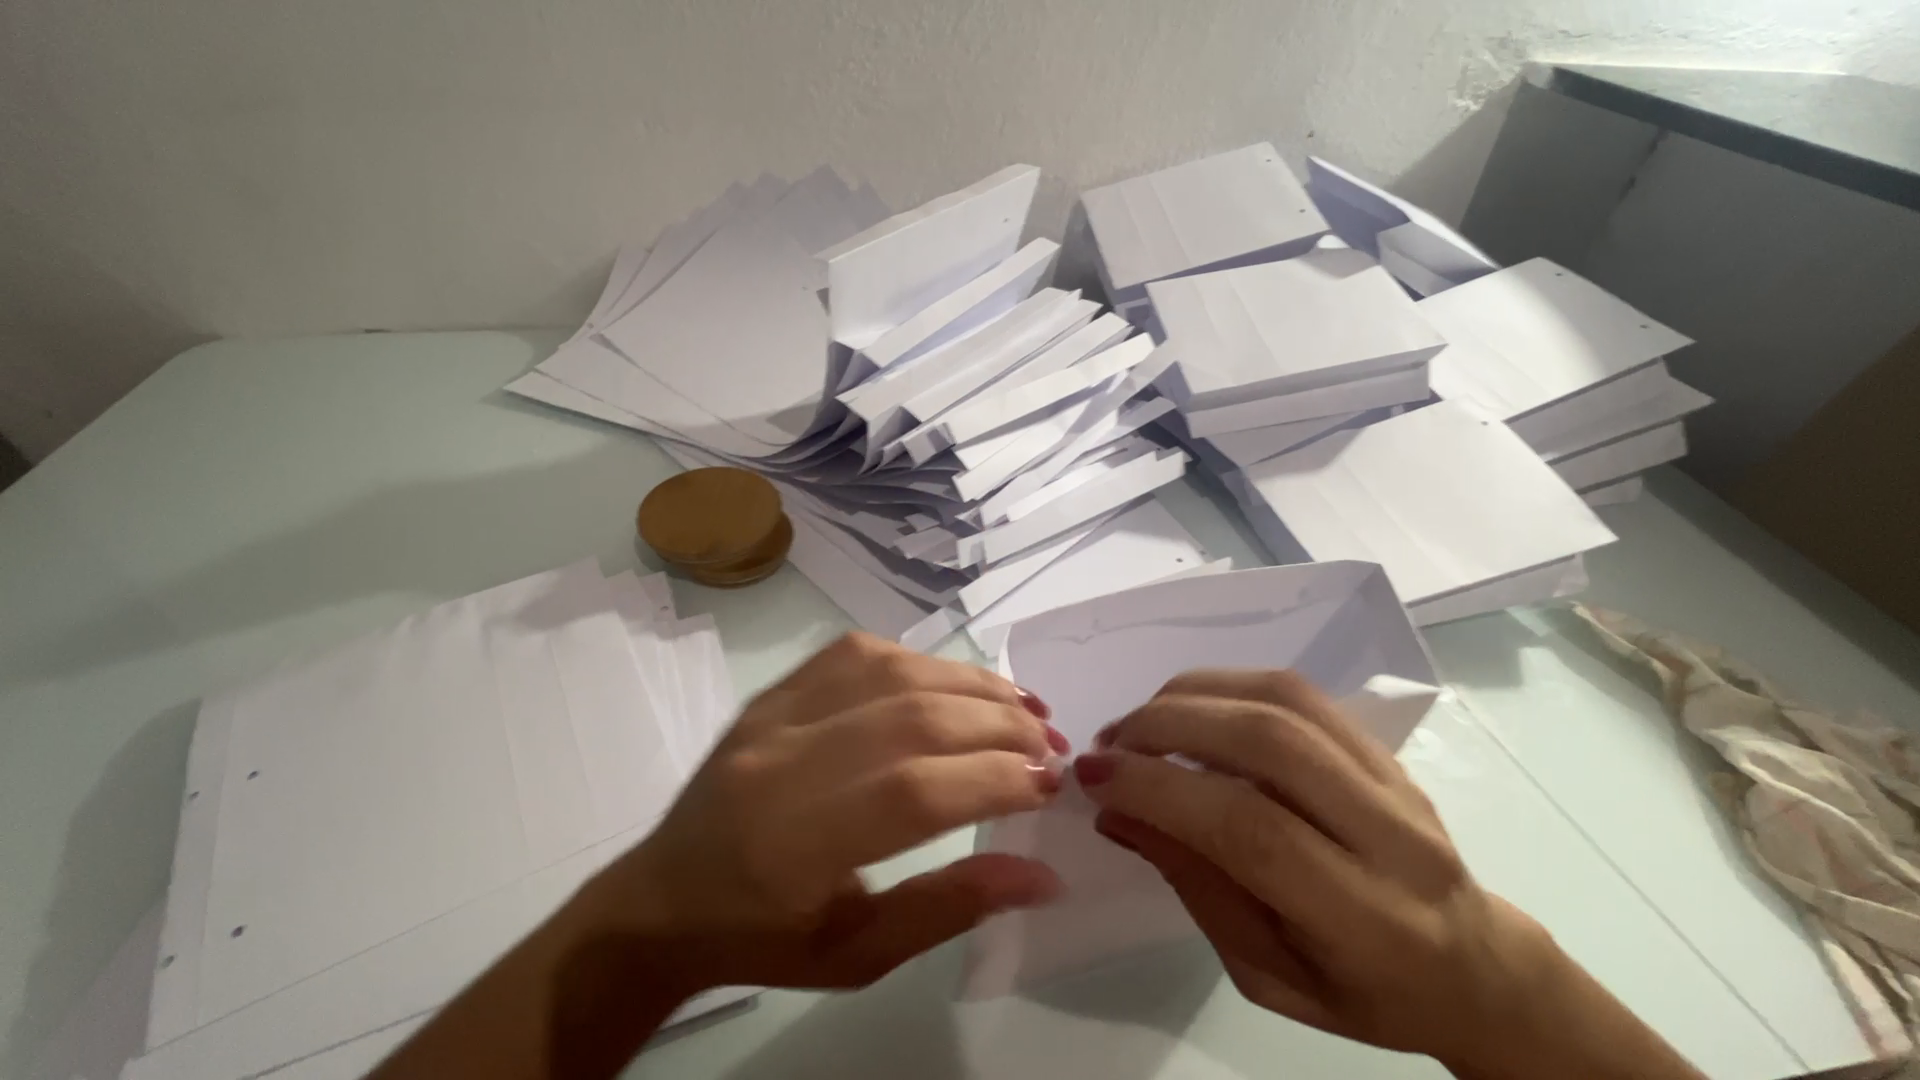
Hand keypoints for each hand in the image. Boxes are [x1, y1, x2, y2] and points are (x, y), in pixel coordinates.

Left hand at [582, 632, 1067, 993]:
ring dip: (968, 683)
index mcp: (796, 847)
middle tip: (1050, 745)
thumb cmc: (763, 941)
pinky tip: (952, 683)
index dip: (995, 780)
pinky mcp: (769, 693)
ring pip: (888, 671)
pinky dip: (917, 659)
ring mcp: (771, 717)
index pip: (916, 793)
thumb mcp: (858, 954)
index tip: (1049, 785)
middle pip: (911, 719)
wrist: (662, 899)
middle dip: (998, 726)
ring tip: (1022, 707)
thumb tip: (1042, 873)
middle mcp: (781, 765)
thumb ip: (949, 908)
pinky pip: (853, 652)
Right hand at [1075, 670, 1702, 1079]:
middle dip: (1169, 727)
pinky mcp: (1384, 748)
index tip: (1093, 777)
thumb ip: (1195, 884)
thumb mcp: (1263, 971)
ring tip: (1141, 721)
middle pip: (1270, 742)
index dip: (1161, 790)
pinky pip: (1300, 692)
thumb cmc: (1360, 990)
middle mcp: (1391, 836)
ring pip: (1285, 700)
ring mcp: (1394, 780)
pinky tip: (1190, 706)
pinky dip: (1229, 685)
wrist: (1471, 964)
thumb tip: (1118, 809)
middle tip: (1109, 742)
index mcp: (1365, 918)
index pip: (1252, 830)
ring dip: (1194, 696)